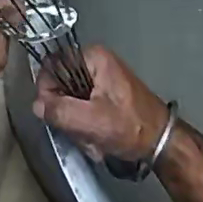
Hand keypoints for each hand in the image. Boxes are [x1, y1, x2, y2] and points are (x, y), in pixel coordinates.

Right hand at [33, 45, 169, 162]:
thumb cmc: (132, 127)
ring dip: (76, 123)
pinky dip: (85, 124)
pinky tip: (96, 139)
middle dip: (66, 112)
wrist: (165, 144)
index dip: (47, 89)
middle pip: (61, 84)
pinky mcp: (106, 94)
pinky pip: (82, 106)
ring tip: (91, 139)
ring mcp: (101, 79)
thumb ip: (60, 111)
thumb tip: (37, 105)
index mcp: (93, 57)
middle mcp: (96, 62)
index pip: (52, 65)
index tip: (51, 111)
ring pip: (71, 99)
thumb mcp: (92, 120)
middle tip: (78, 131)